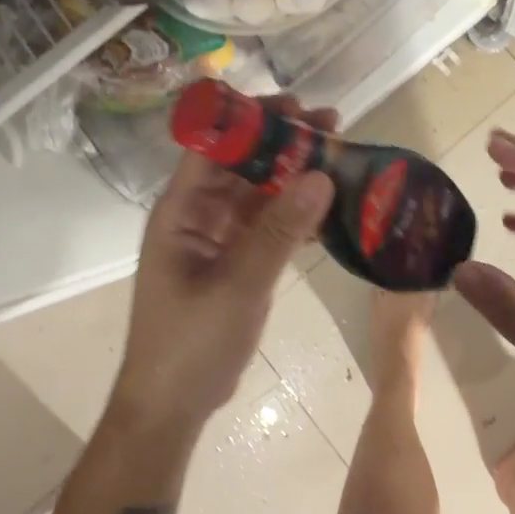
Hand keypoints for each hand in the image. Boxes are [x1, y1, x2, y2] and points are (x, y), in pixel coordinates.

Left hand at [110, 97, 335, 426]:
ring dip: (296, 175)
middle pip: (243, 164)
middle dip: (284, 142)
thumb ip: (278, 231)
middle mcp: (199, 216)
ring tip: (340, 155)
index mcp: (180, 211)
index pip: (212, 146)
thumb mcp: (237, 285)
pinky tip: (334, 206)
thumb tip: (321, 175)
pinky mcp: (239, 262)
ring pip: (261, 192)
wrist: (173, 406)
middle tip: (331, 124)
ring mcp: (220, 239)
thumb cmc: (190, 343)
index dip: (250, 120)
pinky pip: (271, 224)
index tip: (295, 107)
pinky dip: (299, 214)